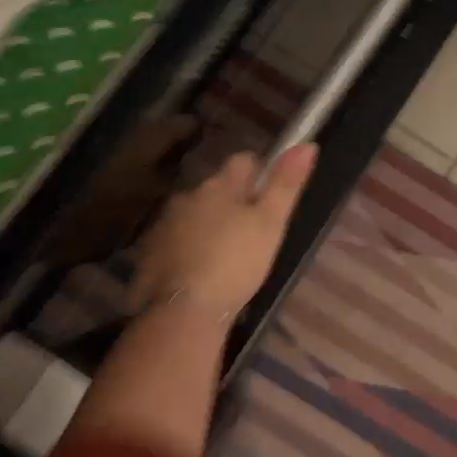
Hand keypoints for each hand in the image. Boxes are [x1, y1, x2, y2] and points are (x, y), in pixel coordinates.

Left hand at [134, 144, 317, 319]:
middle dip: (231, 202)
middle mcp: (188, 196)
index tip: (268, 197)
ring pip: (194, 214)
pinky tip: (198, 272)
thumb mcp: (271, 223)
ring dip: (207, 225)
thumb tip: (307, 145)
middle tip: (250, 232)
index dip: (259, 173)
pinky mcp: (149, 253)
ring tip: (224, 255)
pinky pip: (174, 240)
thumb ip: (286, 183)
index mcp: (220, 185)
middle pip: (216, 188)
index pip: (244, 161)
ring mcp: (164, 224)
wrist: (182, 311)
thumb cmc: (236, 262)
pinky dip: (186, 249)